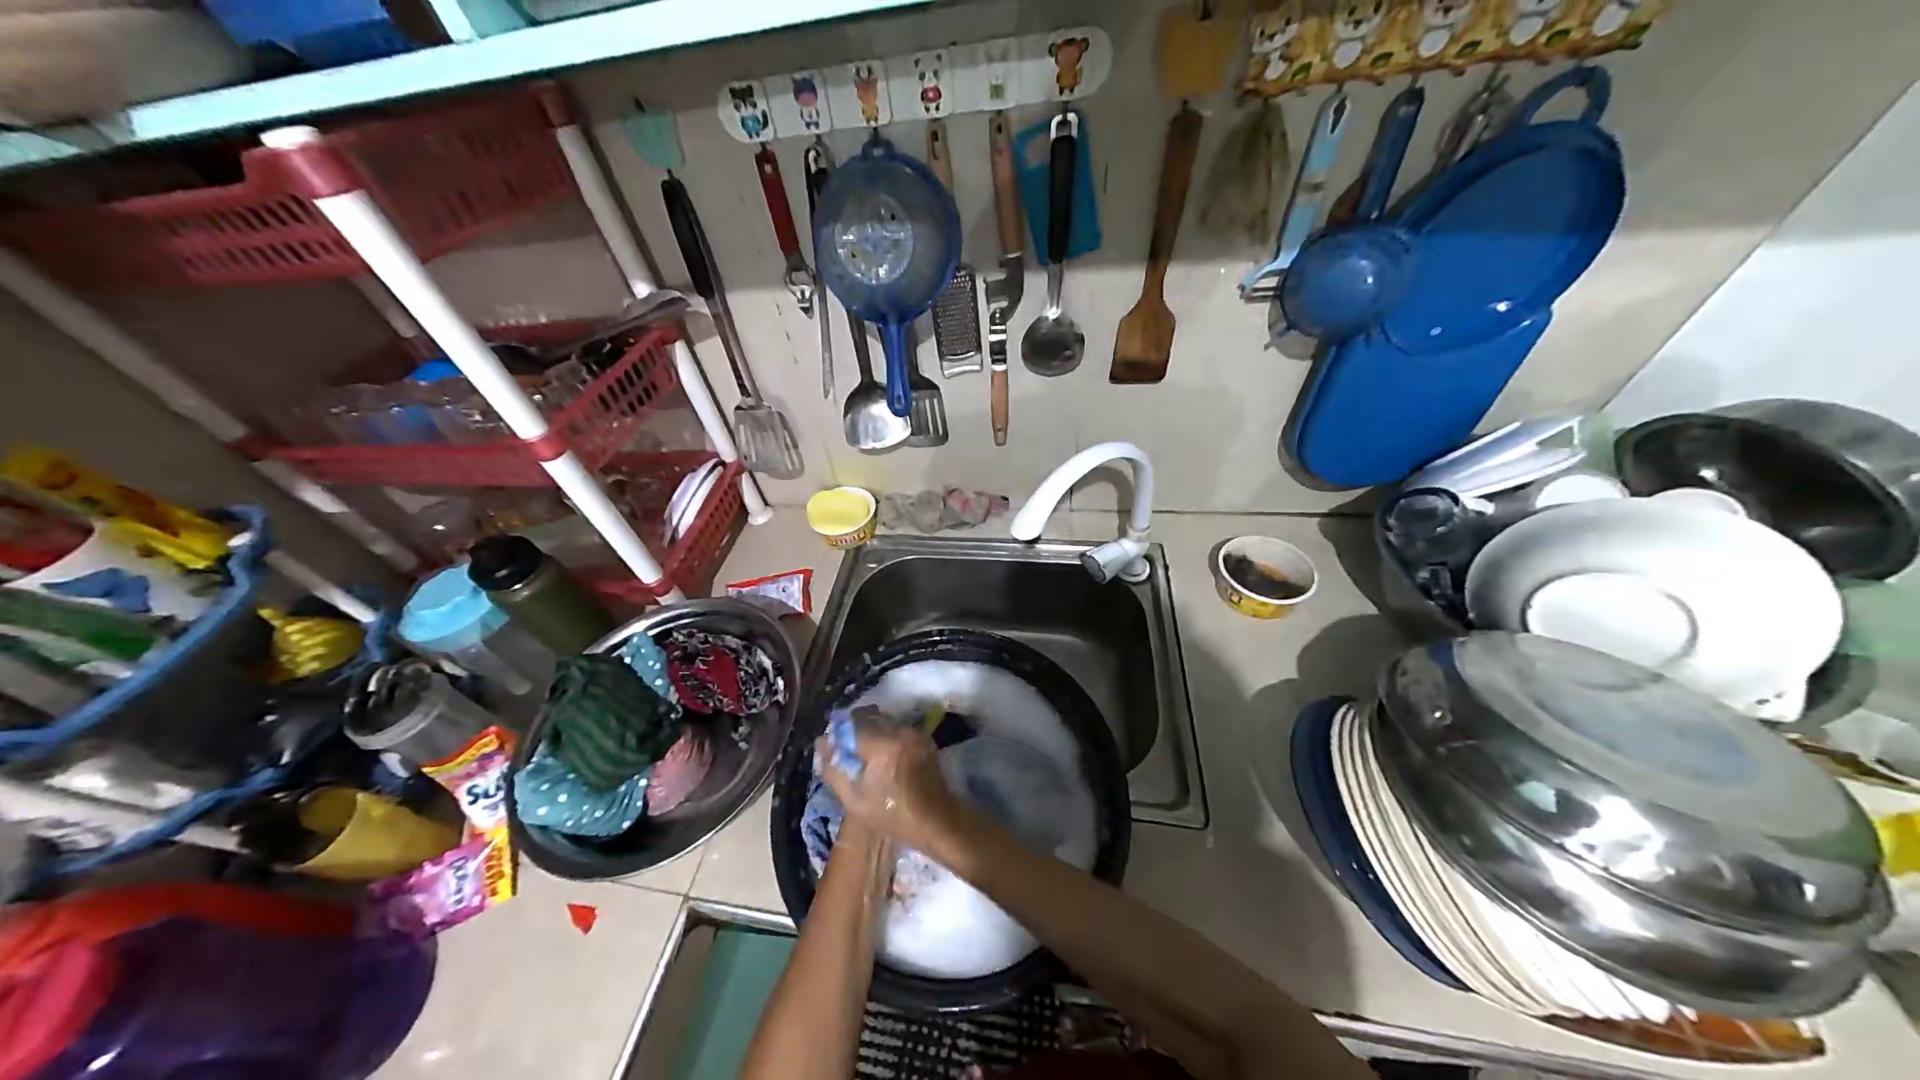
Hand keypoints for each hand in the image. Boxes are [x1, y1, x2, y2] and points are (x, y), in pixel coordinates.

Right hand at [817, 723, 969, 857]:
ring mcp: (913, 731)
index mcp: (882, 746)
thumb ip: (835, 769)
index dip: (837, 734)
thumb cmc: (892, 816)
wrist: (936, 819)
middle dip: (852, 728)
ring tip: (863, 752)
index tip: (832, 747)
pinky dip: (884, 733)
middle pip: (867, 716)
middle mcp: (899, 731)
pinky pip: (896, 726)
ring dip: (869, 729)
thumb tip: (822, 743)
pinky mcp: (922, 735)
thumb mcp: (854, 801)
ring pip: (882, 719)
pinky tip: (881, 753)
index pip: (850, 725)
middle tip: (845, 749)